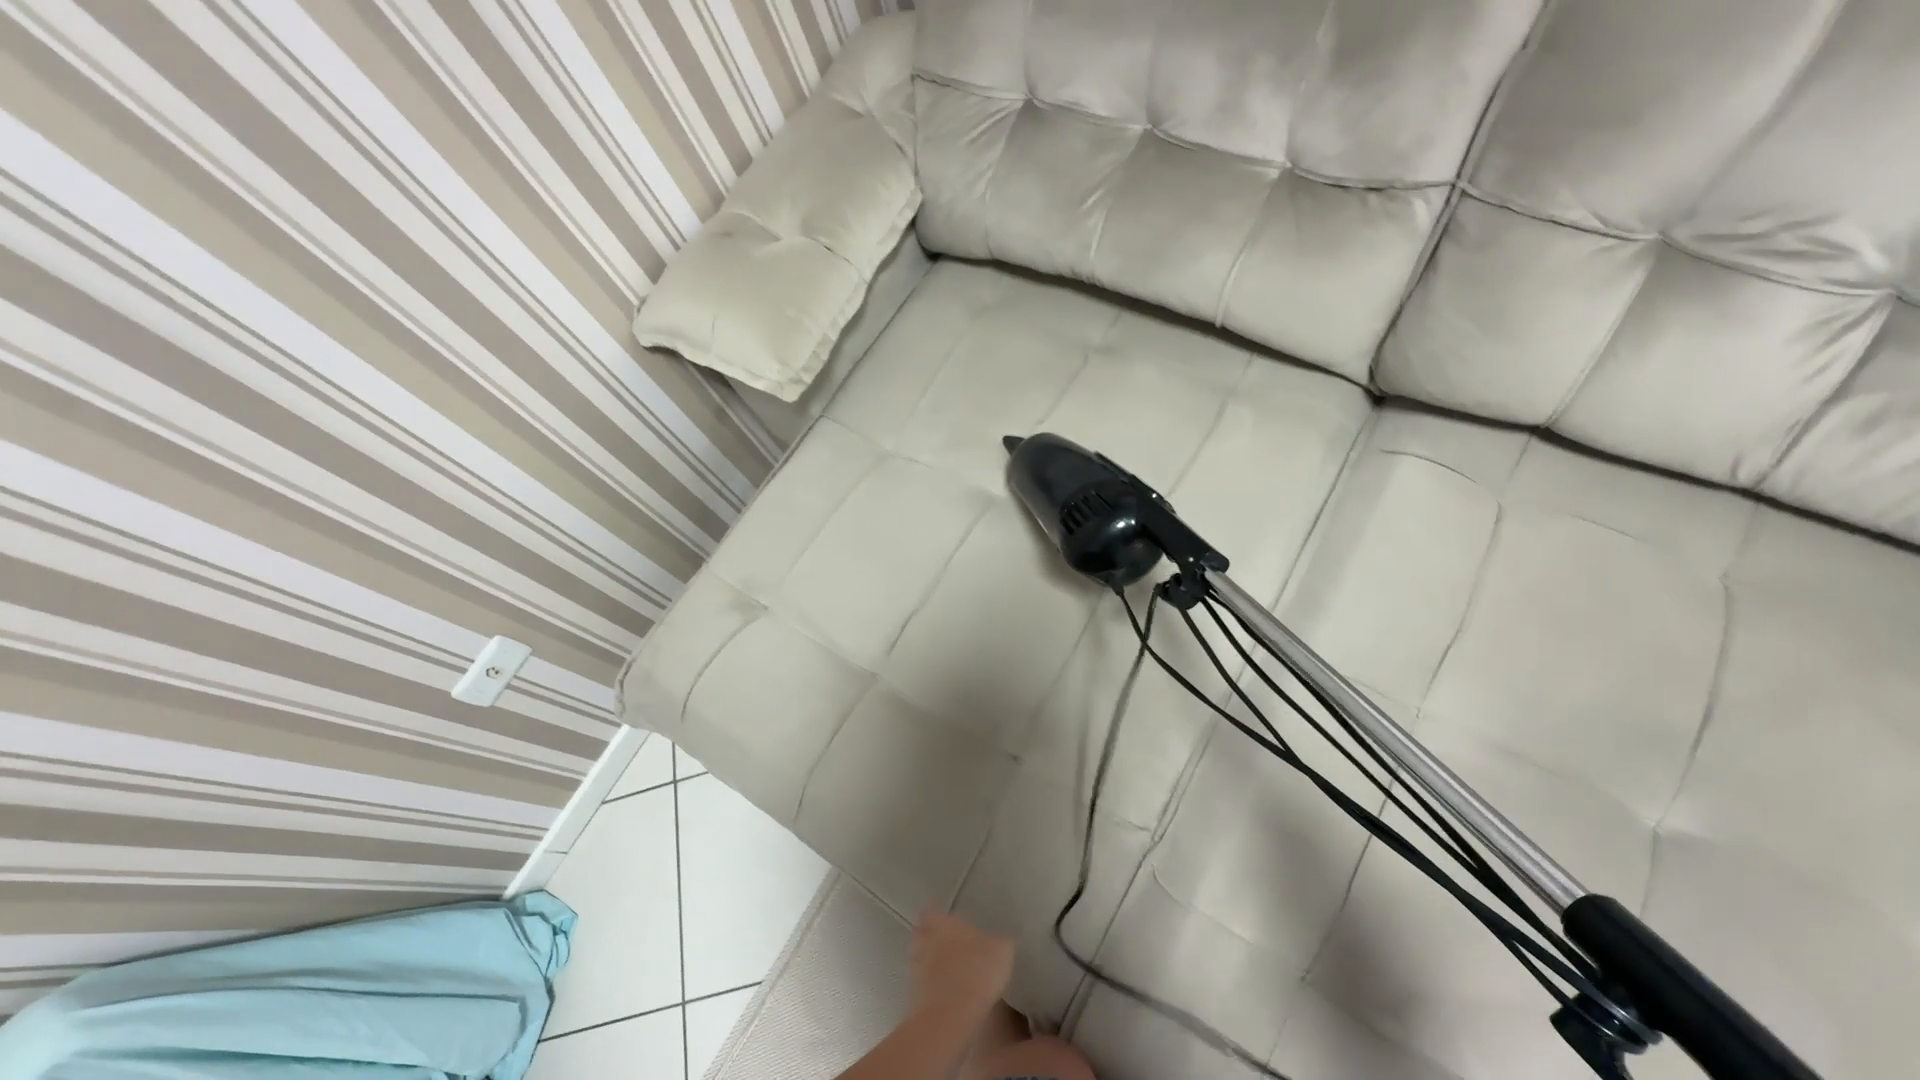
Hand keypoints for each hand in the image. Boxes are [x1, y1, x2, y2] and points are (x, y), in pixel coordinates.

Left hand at [909, 910, 1013, 1024]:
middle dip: (932, 941)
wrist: (952, 1012)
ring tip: (951, 975)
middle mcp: (924, 942)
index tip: (949, 926)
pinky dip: (931, 988)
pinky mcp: (914, 995)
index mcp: (943, 924)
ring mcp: (915, 969)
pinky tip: (948, 996)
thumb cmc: (978, 970)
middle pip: (922, 936)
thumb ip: (997, 943)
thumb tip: (998, 943)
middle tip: (950, 949)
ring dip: (931, 965)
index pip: (932, 914)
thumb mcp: (1001, 951)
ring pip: (920, 961)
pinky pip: (922, 986)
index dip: (939, 919)